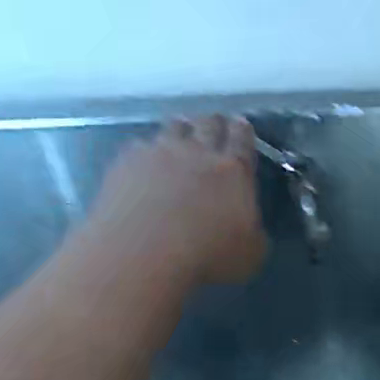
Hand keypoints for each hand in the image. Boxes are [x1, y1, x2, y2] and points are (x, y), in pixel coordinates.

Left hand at [81, 115, 267, 284]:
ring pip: (173, 127)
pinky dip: (147, 151)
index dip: (243, 132)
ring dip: (181, 129)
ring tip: (181, 137)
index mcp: (234, 172)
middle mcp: (198, 152)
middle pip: (208, 124)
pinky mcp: (126, 161)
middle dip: (214, 123)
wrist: (144, 252)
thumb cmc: (208, 256)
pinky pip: (140, 146)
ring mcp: (158, 152)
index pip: (243, 141)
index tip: (242, 125)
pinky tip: (146, 163)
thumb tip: (248, 222)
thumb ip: (253, 228)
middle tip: (215, 127)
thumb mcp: (252, 252)